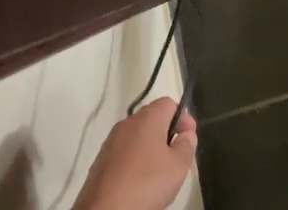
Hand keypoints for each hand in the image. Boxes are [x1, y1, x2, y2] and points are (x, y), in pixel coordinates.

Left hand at [71, 97, 197, 209]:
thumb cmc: (147, 183)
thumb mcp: (179, 166)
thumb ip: (187, 145)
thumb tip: (186, 135)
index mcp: (147, 118)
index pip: (169, 103)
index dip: (183, 118)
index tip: (189, 137)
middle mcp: (126, 123)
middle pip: (152, 119)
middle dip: (166, 133)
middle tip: (176, 155)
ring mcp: (110, 143)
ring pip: (136, 138)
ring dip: (149, 148)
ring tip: (157, 172)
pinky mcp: (99, 162)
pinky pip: (122, 154)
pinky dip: (133, 162)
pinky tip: (138, 182)